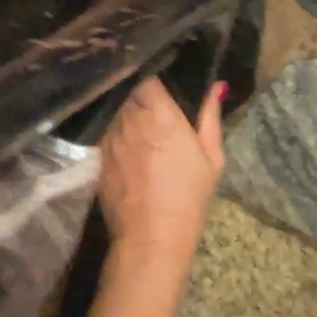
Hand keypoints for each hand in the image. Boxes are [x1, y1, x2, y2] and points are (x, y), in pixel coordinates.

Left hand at [98, 77, 225, 263]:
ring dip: (129, 118)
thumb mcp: (211, 158)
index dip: (153, 81)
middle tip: (157, 114)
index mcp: (160, 113)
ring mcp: (111, 137)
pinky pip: (108, 135)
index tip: (163, 89)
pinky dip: (118, 138)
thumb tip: (217, 86)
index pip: (147, 79)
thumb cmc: (188, 197)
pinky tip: (129, 154)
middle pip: (130, 94)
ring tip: (142, 134)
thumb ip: (210, 117)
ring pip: (118, 114)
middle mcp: (131, 118)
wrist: (151, 238)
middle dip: (142, 99)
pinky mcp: (98, 156)